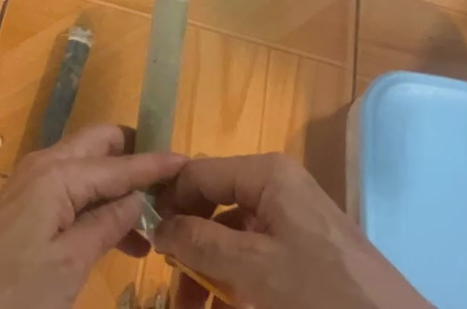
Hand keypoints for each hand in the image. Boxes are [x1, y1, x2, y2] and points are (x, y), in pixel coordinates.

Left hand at [0, 124, 185, 308]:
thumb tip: (137, 197)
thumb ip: (106, 225)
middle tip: (171, 187)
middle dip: (135, 159)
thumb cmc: (13, 291)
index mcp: (59, 173)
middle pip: (100, 147)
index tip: (191, 161)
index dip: (156, 164)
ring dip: (118, 187)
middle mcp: (45, 166)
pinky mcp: (22, 206)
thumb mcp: (70, 263)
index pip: (120, 162)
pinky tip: (116, 234)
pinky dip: (96, 202)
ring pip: (86, 169)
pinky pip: (70, 189)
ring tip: (152, 228)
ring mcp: (30, 184)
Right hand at [153, 154, 430, 308]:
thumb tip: (156, 225)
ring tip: (191, 308)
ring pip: (230, 238)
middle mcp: (275, 186)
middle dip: (187, 248)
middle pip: (212, 206)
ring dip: (207, 273)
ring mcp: (291, 218)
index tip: (144, 243)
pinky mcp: (303, 250)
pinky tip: (224, 308)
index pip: (197, 172)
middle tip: (171, 289)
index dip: (168, 203)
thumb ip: (199, 243)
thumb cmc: (322, 292)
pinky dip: (235, 283)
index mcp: (265, 174)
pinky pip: (255, 258)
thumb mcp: (253, 268)